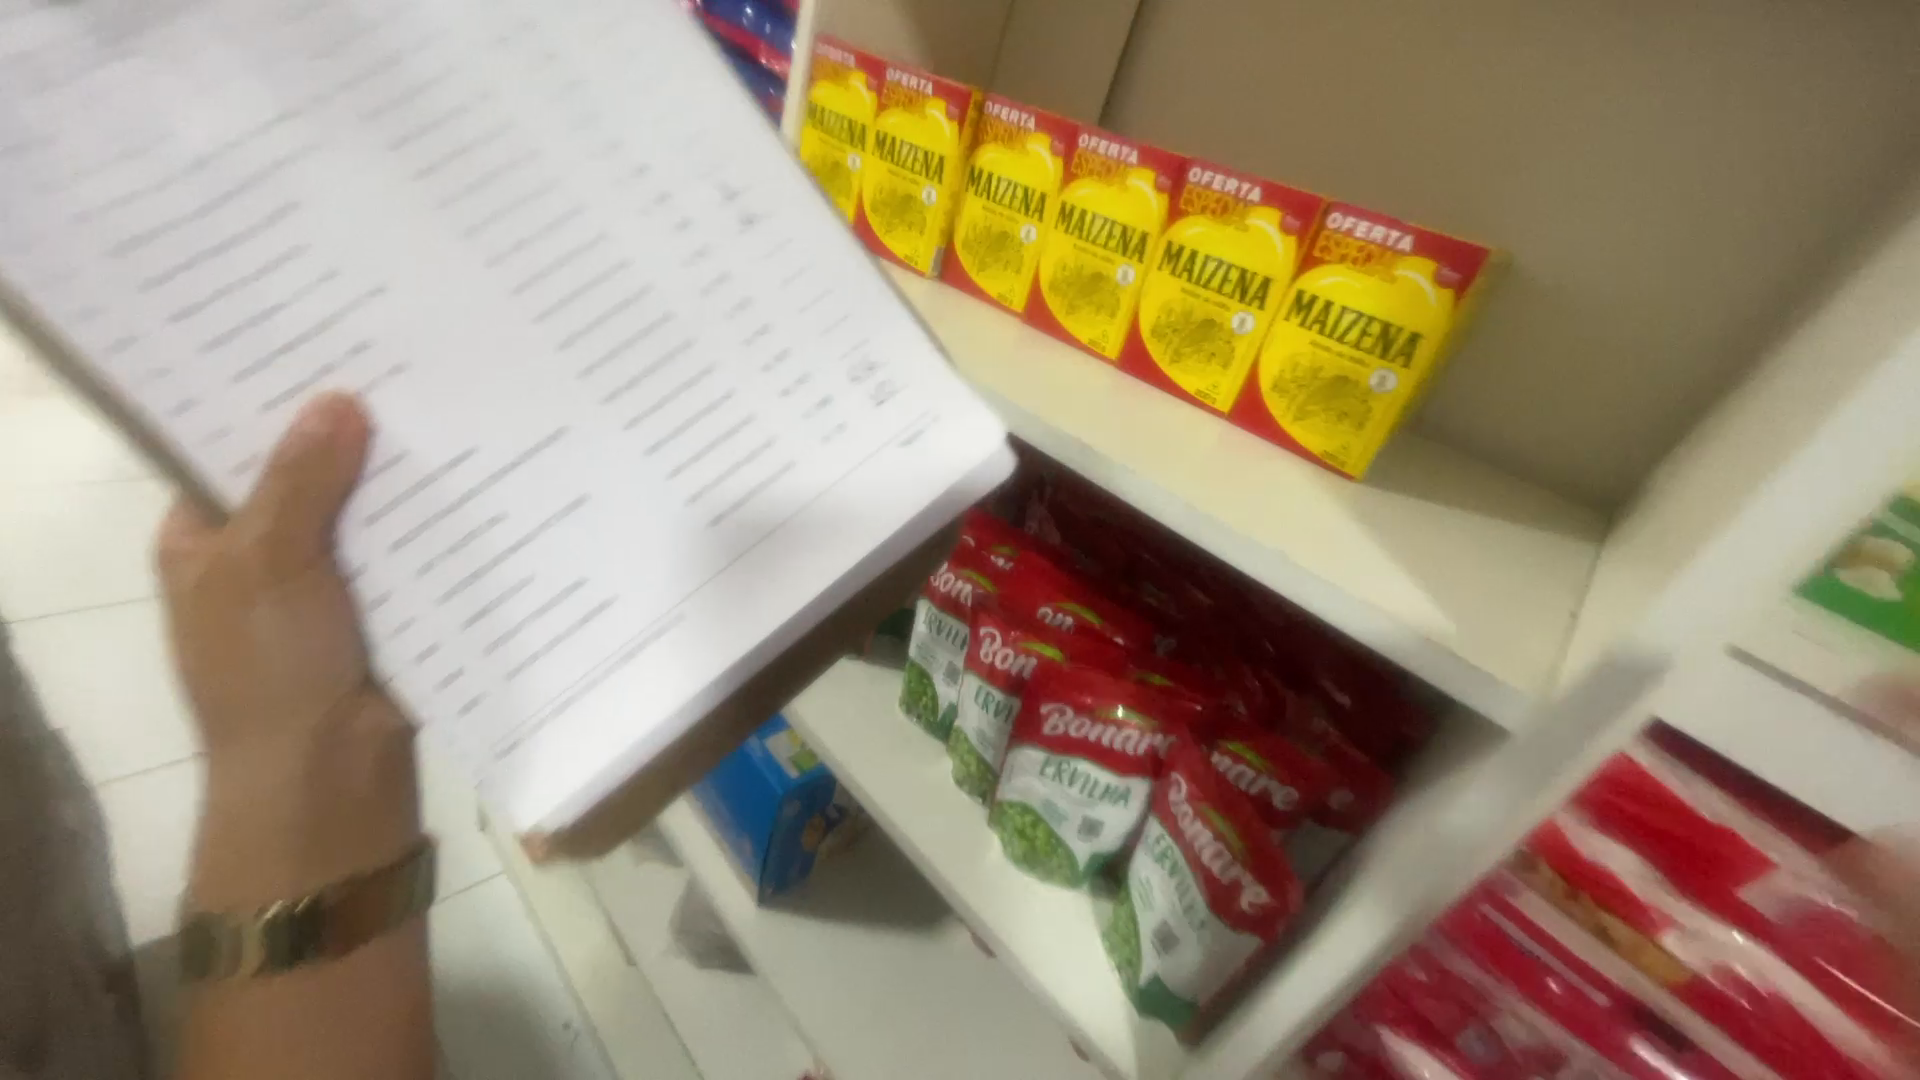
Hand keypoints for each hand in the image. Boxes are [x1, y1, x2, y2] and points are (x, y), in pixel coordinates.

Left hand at [157, 393, 419, 905]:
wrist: (330, 765)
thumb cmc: (269, 666)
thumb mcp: (267, 565)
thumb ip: (301, 484)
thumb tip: (340, 400)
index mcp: (209, 537)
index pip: (236, 451)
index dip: (278, 405)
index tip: (334, 352)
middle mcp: (271, 551)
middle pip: (315, 478)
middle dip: (361, 438)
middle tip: (418, 374)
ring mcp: (336, 581)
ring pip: (374, 514)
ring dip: (411, 483)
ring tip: (465, 418)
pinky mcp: (394, 604)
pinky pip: (416, 551)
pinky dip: (442, 527)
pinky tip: (484, 489)